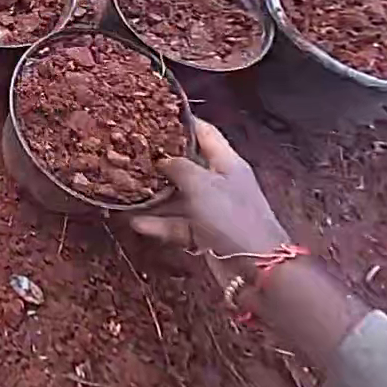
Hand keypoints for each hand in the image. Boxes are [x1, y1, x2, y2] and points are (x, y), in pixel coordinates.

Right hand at [130, 120, 291, 284]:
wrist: (258, 271)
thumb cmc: (232, 217)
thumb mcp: (201, 184)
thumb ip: (178, 166)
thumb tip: (162, 159)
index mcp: (226, 162)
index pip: (204, 132)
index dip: (183, 122)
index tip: (155, 115)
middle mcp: (220, 182)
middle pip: (187, 164)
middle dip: (161, 160)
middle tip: (133, 151)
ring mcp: (213, 209)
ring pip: (178, 196)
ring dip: (155, 196)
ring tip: (127, 189)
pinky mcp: (206, 234)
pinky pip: (178, 224)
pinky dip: (160, 224)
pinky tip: (137, 223)